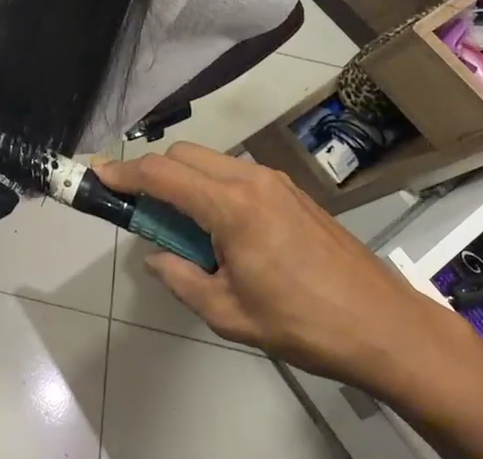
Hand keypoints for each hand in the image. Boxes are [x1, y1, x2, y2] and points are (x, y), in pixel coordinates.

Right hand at [95, 144, 464, 392]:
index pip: (161, 174)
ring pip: (210, 161)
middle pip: (183, 155)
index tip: (97, 175)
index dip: (124, 173)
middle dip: (154, 176)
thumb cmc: (303, 325)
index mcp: (231, 206)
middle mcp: (251, 179)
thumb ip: (181, 278)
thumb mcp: (228, 314)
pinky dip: (213, 188)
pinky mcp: (292, 192)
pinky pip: (236, 175)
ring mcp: (275, 182)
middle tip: (144, 216)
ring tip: (189, 233)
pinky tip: (224, 233)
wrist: (385, 327)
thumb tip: (156, 257)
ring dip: (186, 182)